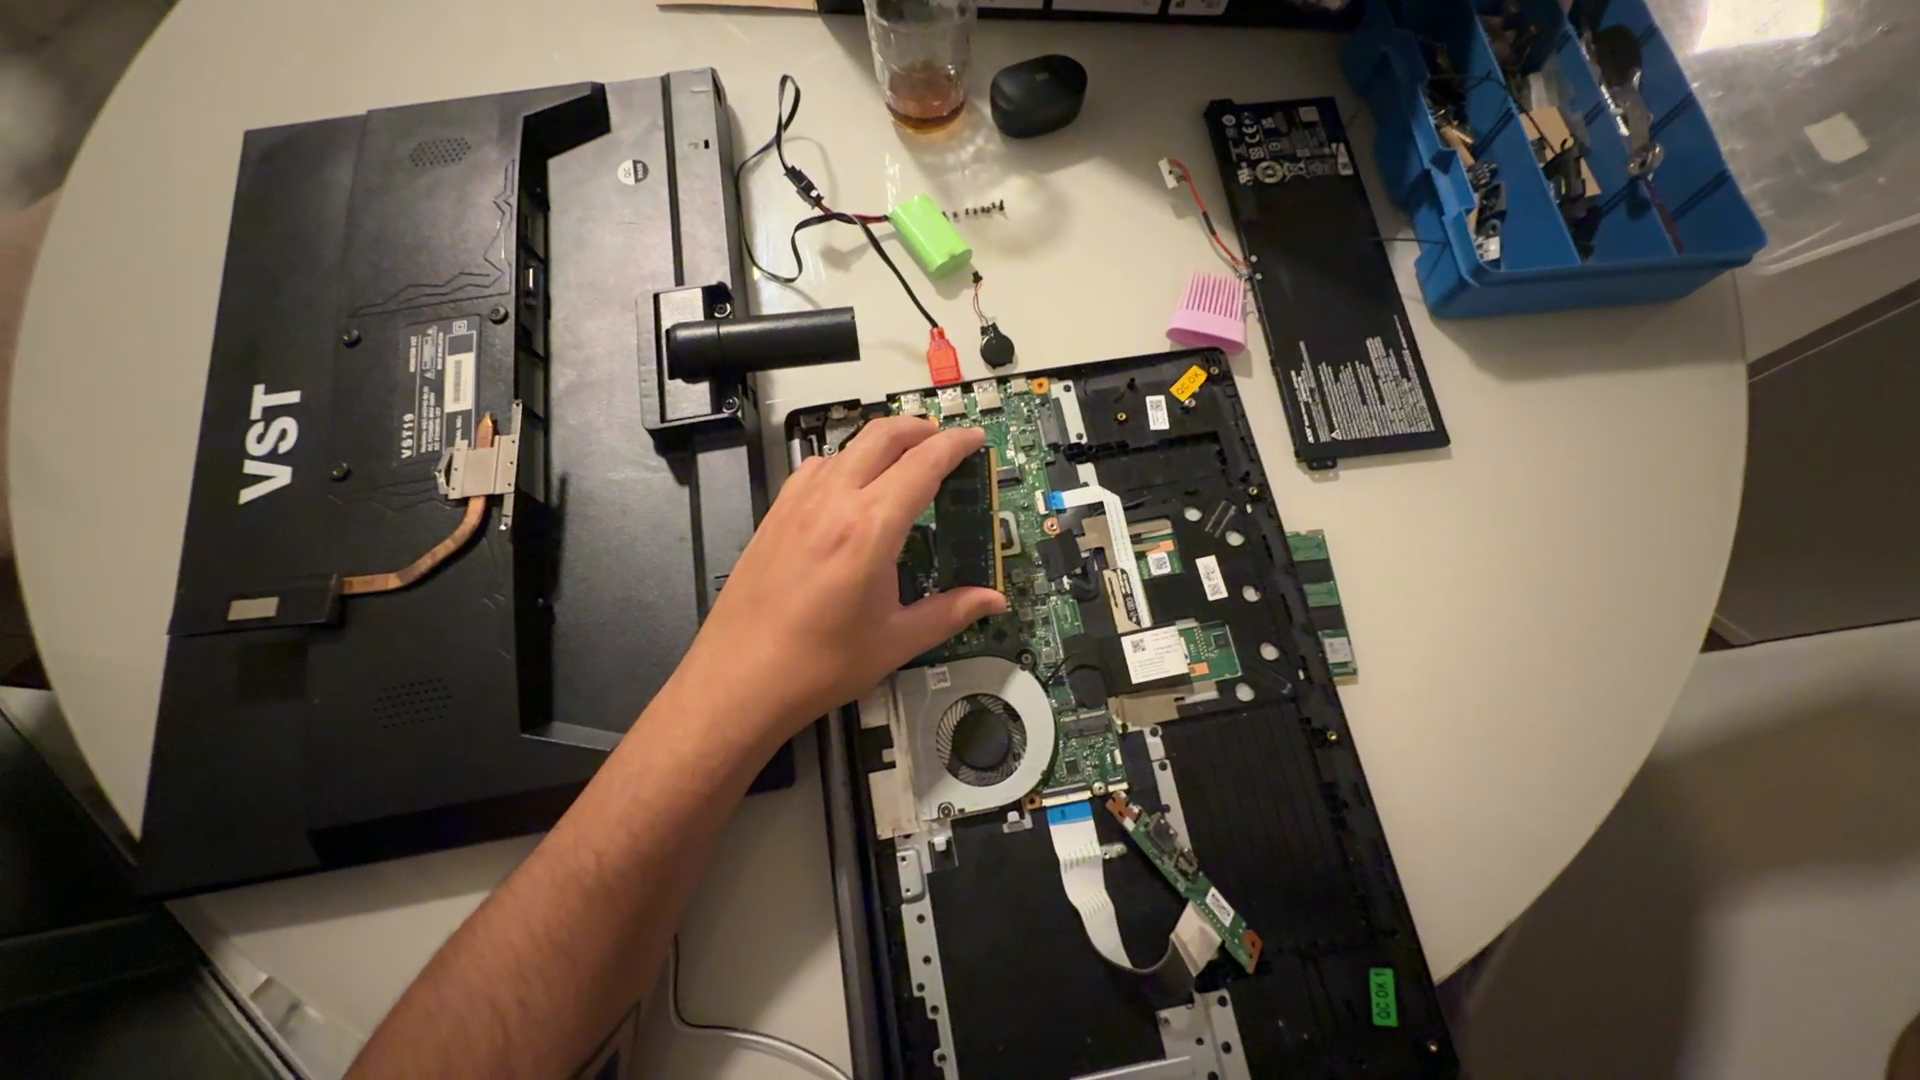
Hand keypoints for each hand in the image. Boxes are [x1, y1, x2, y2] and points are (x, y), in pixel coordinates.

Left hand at [670, 416, 1007, 748]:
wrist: (739, 682)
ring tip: (903, 462)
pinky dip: (844, 462)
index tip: (973, 437)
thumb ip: (951, 612)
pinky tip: (851, 488)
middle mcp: (832, 503)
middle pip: (882, 436)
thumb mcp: (897, 641)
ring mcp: (797, 505)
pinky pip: (815, 469)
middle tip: (944, 440)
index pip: (923, 464)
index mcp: (869, 529)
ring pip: (846, 447)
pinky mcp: (774, 516)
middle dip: (920, 428)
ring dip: (881, 442)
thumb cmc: (818, 666)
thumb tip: (993, 601)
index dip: (955, 444)